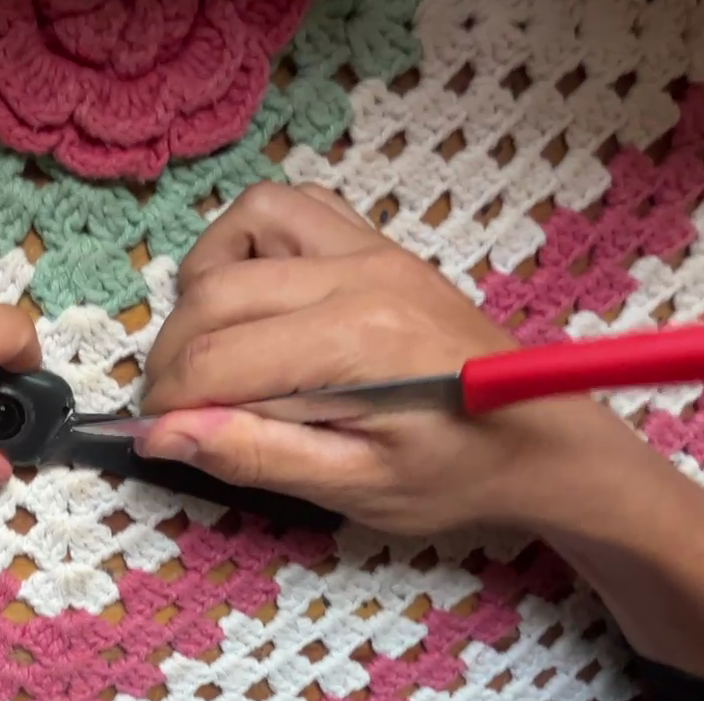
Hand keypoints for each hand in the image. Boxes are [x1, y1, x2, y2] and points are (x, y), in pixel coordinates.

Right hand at [136, 182, 652, 535]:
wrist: (545, 439)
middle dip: (171, 361)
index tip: (163, 439)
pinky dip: (240, 245)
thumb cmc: (454, 476)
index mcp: (357, 341)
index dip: (167, 405)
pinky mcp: (371, 242)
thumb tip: (158, 435)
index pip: (215, 359)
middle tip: (181, 412)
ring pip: (236, 233)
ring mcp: (367, 247)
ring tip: (210, 352)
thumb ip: (254, 454)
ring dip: (198, 293)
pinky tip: (247, 295)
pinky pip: (282, 209)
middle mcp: (357, 274)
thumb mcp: (351, 488)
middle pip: (212, 295)